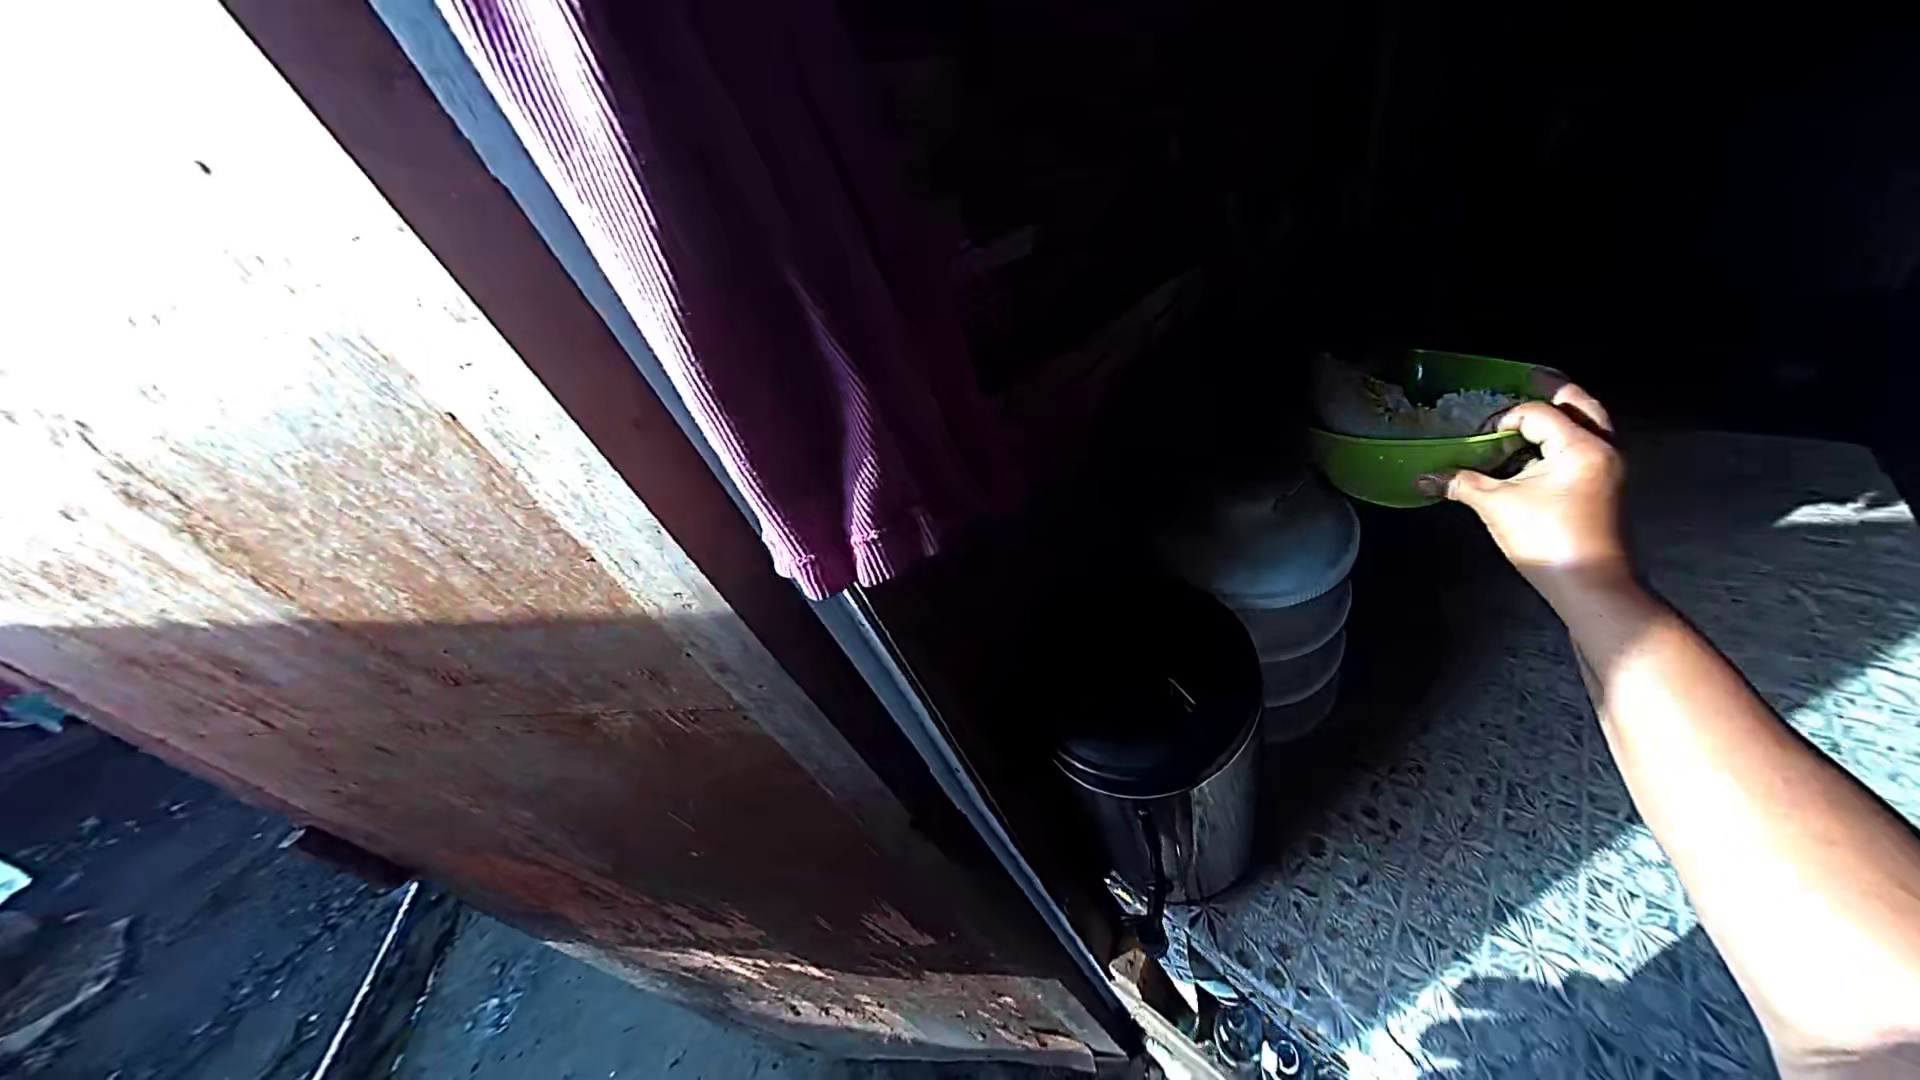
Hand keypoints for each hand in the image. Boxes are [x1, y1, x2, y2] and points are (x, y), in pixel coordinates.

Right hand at [1420, 382, 1629, 598]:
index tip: (1475, 432)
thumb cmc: (1546, 537)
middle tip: (1529, 377)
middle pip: (1580, 406)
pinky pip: (1579, 449)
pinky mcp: (1599, 487)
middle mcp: (1601, 450)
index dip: (1502, 417)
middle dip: (1552, 392)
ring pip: (1585, 427)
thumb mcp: (1495, 505)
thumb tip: (1425, 478)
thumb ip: (1460, 483)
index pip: (1538, 413)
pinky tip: (1528, 452)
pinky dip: (1556, 441)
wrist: (1587, 581)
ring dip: (1555, 417)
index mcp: (1580, 447)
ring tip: (1525, 413)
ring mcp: (1604, 469)